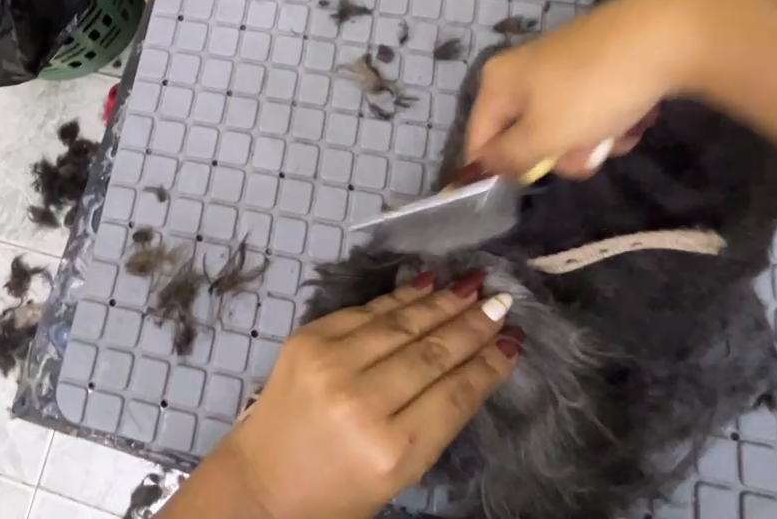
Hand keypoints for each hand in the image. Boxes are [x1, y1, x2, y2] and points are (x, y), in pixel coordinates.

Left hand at [167, 273, 521, 518]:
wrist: (262, 480)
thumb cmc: (337, 491)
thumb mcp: (397, 473)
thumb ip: (432, 421)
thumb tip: (473, 364)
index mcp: (390, 451)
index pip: (454, 396)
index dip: (488, 364)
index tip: (514, 340)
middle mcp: (362, 401)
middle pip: (432, 353)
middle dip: (473, 325)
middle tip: (503, 301)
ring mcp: (331, 362)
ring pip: (402, 324)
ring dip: (442, 302)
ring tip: (473, 285)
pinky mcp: (310, 337)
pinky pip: (367, 311)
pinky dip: (401, 297)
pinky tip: (427, 284)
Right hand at [465, 0, 706, 178]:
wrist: (659, 37)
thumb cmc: (591, 90)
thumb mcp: (544, 134)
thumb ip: (510, 156)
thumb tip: (483, 166)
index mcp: (498, 83)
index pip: (480, 141)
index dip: (500, 169)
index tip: (534, 183)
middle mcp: (522, 72)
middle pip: (528, 137)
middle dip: (562, 154)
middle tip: (591, 154)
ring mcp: (559, 69)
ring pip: (565, 128)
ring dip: (594, 142)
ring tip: (621, 132)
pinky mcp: (593, 68)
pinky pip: (591, 110)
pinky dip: (611, 121)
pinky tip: (635, 117)